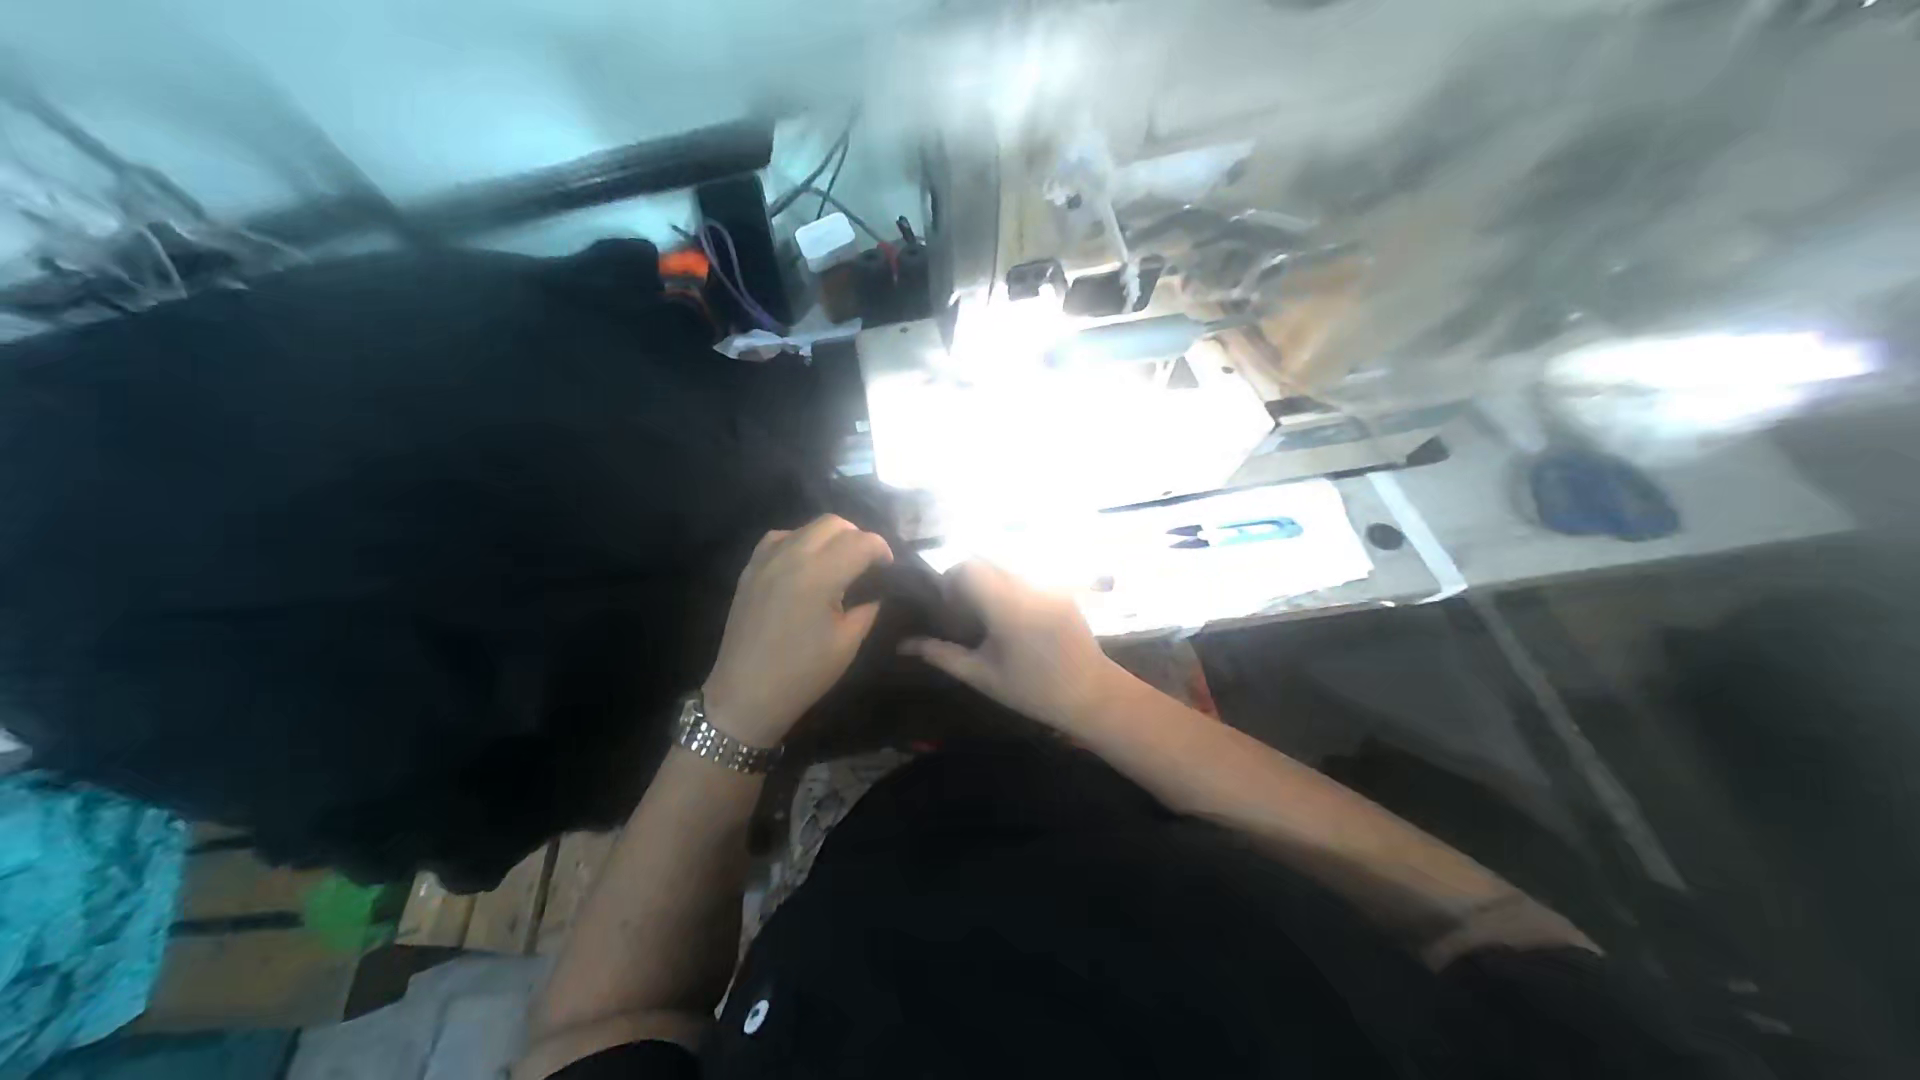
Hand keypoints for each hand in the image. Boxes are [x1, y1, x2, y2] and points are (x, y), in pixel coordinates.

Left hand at [702, 515, 892, 746]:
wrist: (746, 694)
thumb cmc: (802, 673)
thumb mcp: (848, 642)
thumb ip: (868, 607)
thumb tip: (878, 590)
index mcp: (819, 575)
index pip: (861, 541)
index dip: (882, 550)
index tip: (888, 569)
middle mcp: (791, 555)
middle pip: (834, 523)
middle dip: (858, 537)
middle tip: (866, 564)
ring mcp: (766, 559)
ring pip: (807, 527)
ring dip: (830, 537)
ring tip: (838, 564)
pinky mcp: (750, 569)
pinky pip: (780, 537)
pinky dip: (800, 542)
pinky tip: (805, 565)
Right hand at [902, 560, 1125, 731]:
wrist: (1092, 694)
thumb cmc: (1033, 691)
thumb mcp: (982, 675)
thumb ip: (941, 654)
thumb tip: (904, 644)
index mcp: (1007, 606)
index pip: (969, 566)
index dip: (951, 579)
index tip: (948, 607)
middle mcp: (1029, 586)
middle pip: (987, 561)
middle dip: (968, 579)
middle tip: (964, 612)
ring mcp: (1049, 585)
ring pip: (1007, 567)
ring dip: (990, 582)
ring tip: (989, 618)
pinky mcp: (1062, 589)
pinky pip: (1027, 577)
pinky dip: (1011, 589)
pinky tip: (1015, 621)